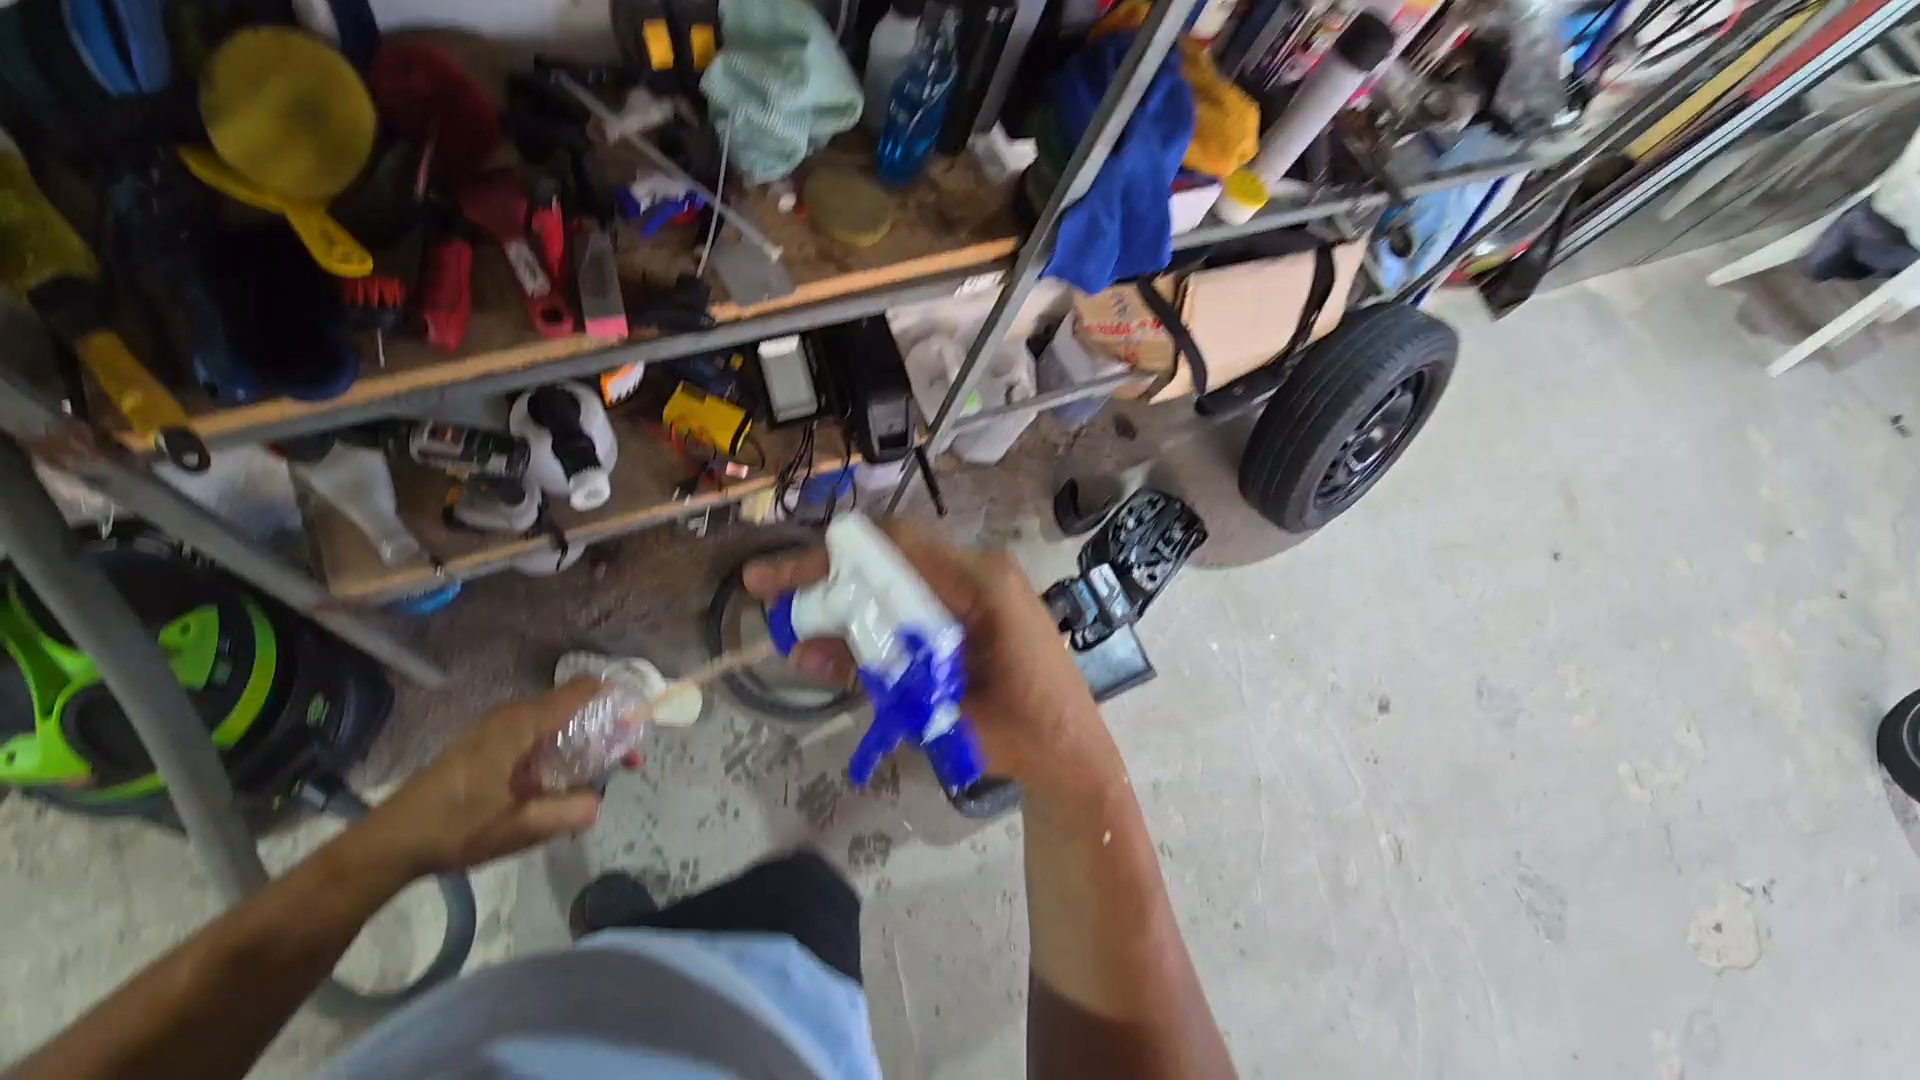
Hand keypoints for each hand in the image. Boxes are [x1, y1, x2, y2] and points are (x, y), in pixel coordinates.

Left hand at [356, 678, 623, 876]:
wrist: (391, 842)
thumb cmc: (456, 829)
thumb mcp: (521, 828)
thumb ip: (569, 811)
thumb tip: (600, 800)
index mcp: (521, 725)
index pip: (583, 691)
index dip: (617, 704)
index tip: (639, 730)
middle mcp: (511, 717)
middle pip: (574, 706)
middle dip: (607, 729)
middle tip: (627, 764)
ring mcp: (496, 730)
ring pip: (556, 722)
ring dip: (584, 742)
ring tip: (600, 776)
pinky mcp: (487, 746)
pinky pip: (537, 735)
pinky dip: (560, 750)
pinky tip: (562, 783)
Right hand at [743, 523, 1126, 811]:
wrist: (1075, 756)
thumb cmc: (1022, 736)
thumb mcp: (940, 709)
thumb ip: (876, 675)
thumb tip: (803, 652)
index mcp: (982, 583)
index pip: (892, 547)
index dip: (827, 558)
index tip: (778, 579)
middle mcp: (982, 572)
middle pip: (889, 557)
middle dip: (827, 578)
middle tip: (773, 599)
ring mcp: (983, 589)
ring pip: (900, 579)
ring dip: (850, 602)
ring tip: (803, 632)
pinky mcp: (979, 611)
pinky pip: (918, 601)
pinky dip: (879, 619)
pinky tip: (846, 647)